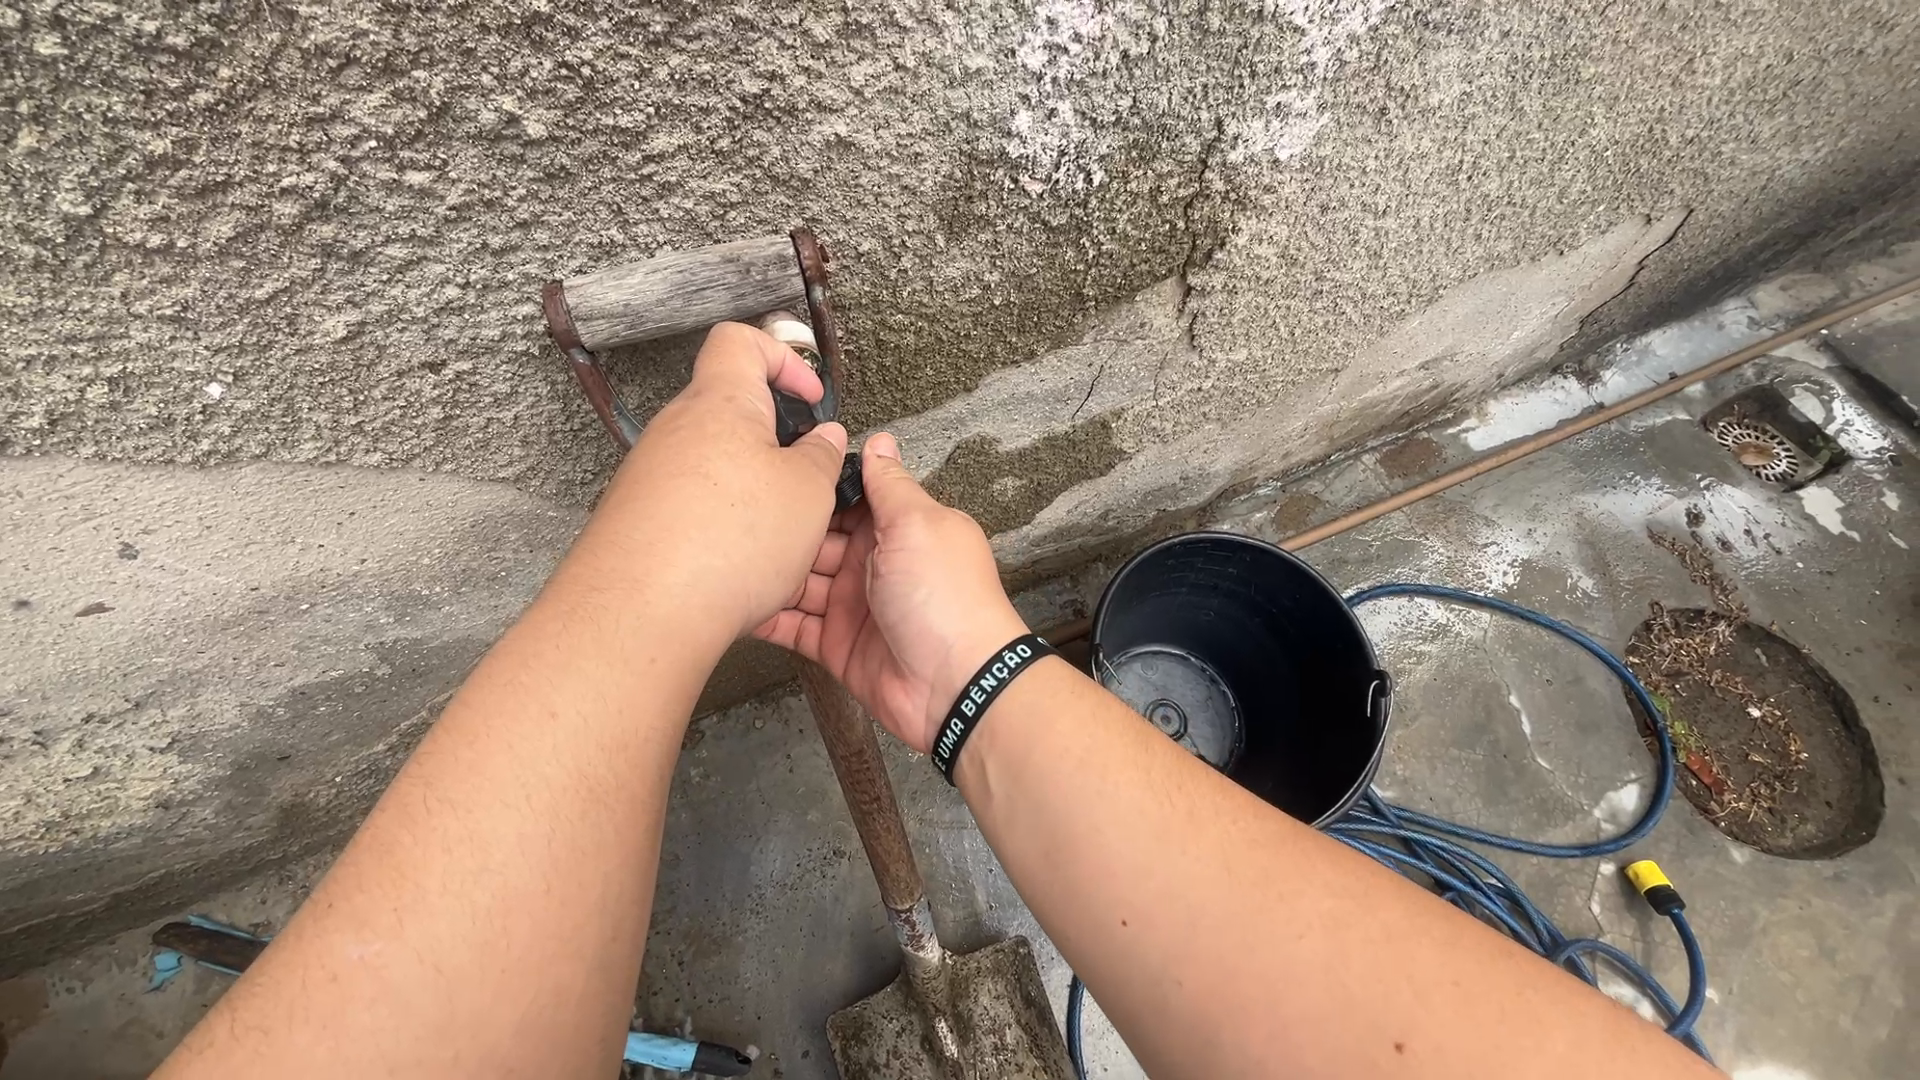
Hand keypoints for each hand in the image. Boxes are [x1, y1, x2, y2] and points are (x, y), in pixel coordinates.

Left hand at [547, 322, 847, 647]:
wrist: (643, 612)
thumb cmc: (729, 541)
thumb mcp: (808, 493)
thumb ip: (823, 457)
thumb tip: (824, 438)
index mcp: (720, 403)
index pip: (740, 342)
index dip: (783, 358)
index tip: (810, 399)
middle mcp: (677, 430)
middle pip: (731, 411)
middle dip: (777, 441)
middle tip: (807, 477)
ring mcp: (652, 474)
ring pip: (717, 464)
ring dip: (756, 489)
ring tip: (781, 532)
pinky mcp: (642, 518)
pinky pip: (695, 505)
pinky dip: (726, 522)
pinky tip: (744, 562)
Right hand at [755, 432, 1028, 752]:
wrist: (954, 685)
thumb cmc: (944, 596)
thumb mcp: (918, 525)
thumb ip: (891, 485)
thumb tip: (880, 441)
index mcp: (899, 527)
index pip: (848, 496)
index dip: (815, 485)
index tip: (773, 466)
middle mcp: (873, 561)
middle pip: (816, 536)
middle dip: (783, 527)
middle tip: (734, 511)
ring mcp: (852, 604)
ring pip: (799, 579)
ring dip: (768, 569)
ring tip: (720, 550)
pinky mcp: (834, 643)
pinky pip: (793, 625)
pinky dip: (766, 615)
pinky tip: (731, 599)